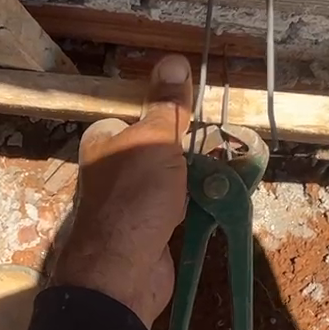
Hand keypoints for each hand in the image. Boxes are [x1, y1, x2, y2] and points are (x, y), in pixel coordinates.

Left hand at [52, 54, 192, 326]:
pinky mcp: (149, 231)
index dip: (163, 116)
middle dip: (185, 149)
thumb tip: (173, 59)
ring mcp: (129, 204)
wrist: (124, 270)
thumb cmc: (134, 196)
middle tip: (217, 141)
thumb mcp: (155, 139)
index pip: (134, 117)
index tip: (194, 111)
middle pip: (156, 150)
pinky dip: (196, 206)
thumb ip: (167, 105)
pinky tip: (216, 200)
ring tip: (225, 168)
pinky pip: (178, 209)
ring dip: (195, 179)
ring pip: (170, 181)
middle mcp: (110, 172)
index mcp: (103, 143)